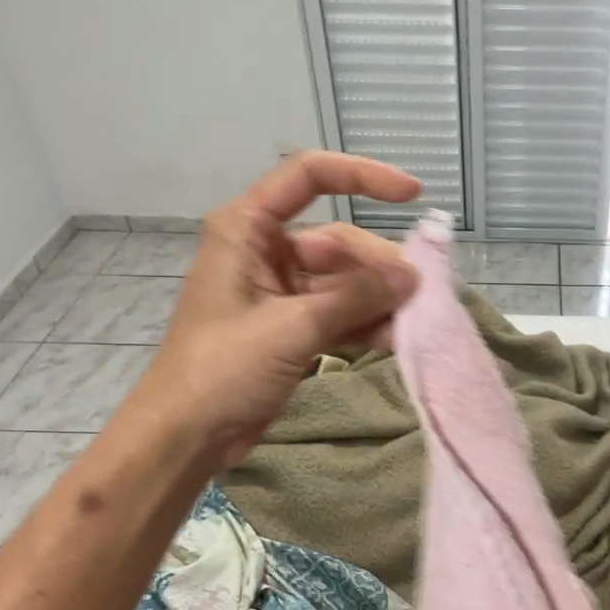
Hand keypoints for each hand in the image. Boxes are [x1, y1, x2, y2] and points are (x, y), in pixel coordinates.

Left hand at [132, 151, 422, 462]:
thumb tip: (411, 276)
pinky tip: (396, 339)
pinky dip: (365, 325)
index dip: (362, 177)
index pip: (308, 176)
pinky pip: (339, 314)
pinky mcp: (291, 329)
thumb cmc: (222, 369)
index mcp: (247, 228)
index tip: (412, 195)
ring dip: (378, 300)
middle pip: (338, 242)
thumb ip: (354, 299)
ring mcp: (280, 293)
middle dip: (379, 266)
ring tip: (416, 321)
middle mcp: (265, 251)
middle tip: (421, 294)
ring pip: (344, 283)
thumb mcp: (291, 329)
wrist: (188, 434)